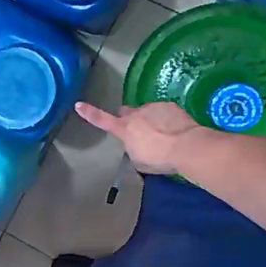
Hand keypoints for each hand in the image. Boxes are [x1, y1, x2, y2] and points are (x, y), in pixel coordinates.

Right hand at [75, 101, 201, 174]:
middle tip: (139, 133)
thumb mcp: (139, 161)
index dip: (89, 113)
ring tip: (164, 137)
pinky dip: (166, 120)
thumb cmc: (159, 158)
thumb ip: (133, 149)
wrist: (187, 146)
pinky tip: (175, 131)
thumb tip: (137, 145)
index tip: (78, 105)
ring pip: (147, 112)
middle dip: (129, 119)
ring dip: (150, 121)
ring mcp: (153, 107)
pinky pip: (163, 111)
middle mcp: (136, 114)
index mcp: (124, 129)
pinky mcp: (169, 106)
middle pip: (126, 112)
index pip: (102, 120)